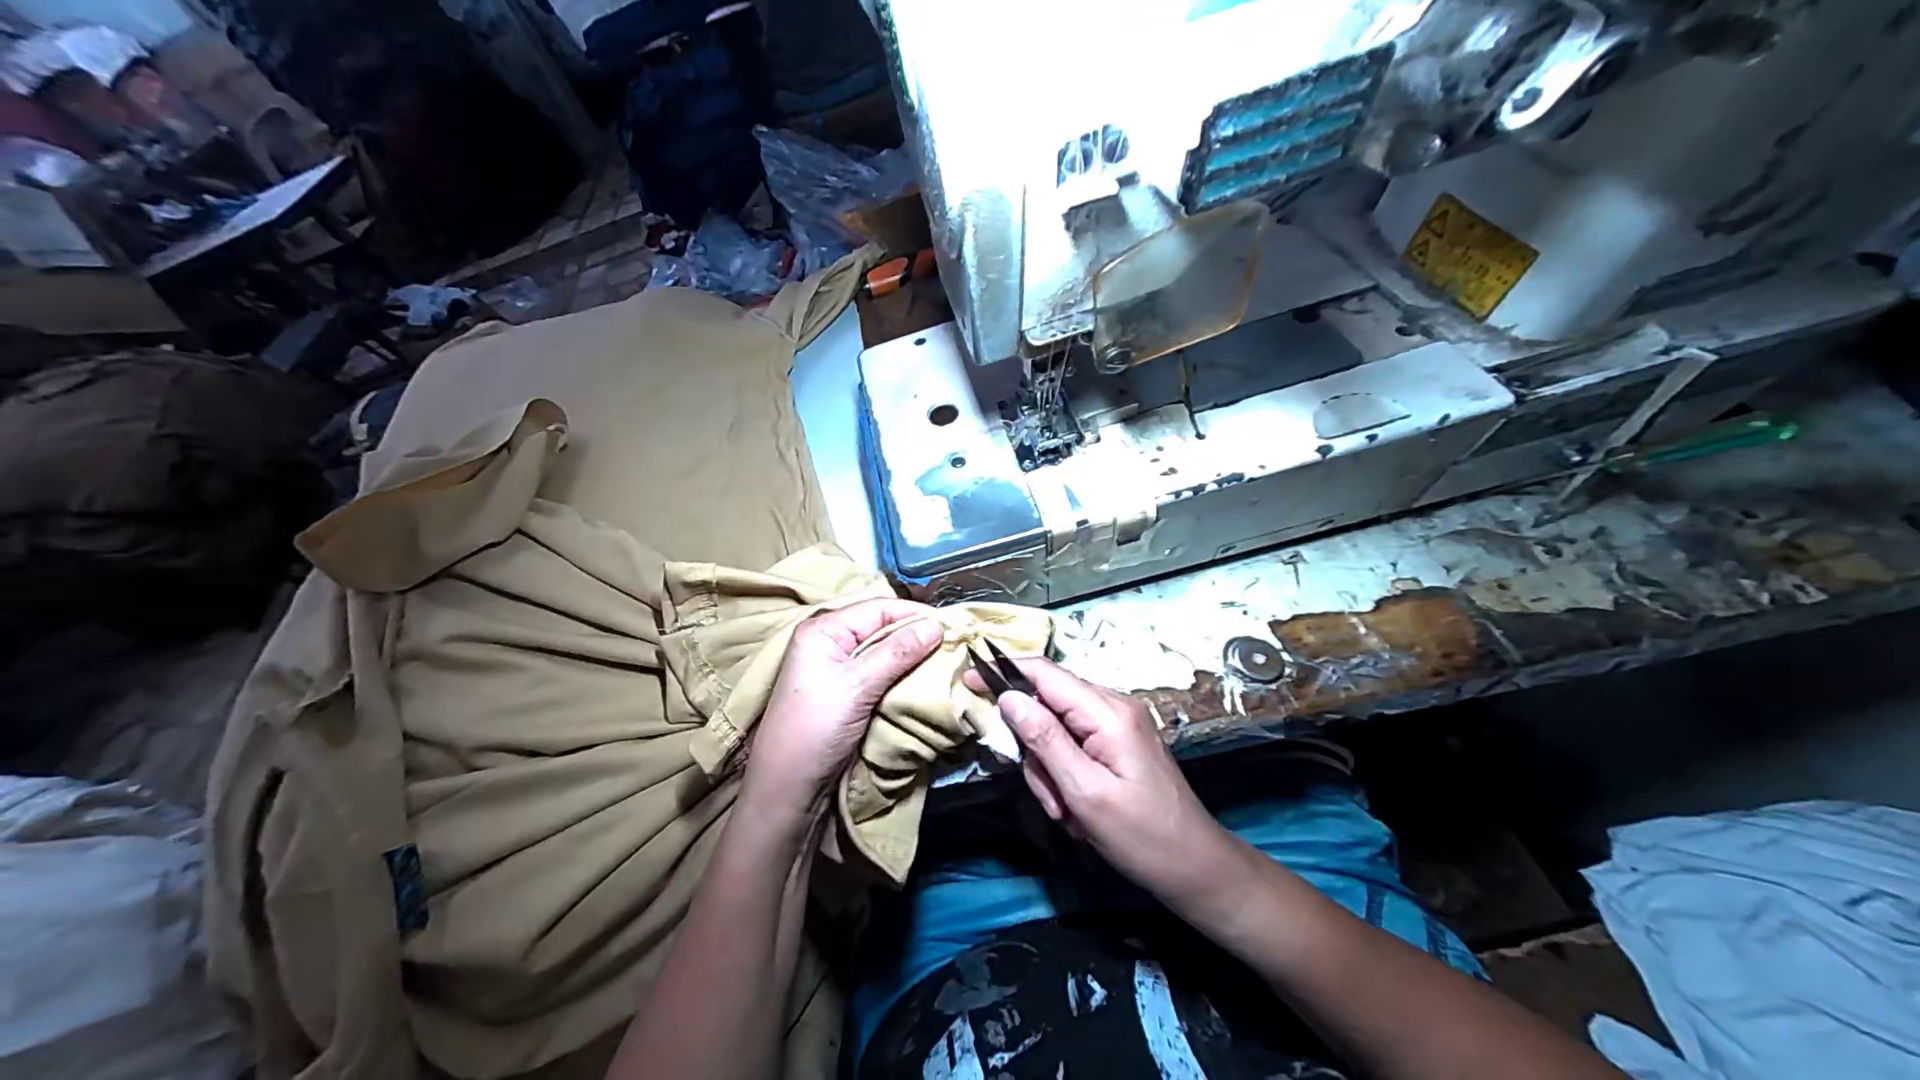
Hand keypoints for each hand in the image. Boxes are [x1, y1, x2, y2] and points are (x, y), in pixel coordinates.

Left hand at [743, 598, 943, 823]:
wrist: (789, 789)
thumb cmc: (815, 730)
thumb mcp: (857, 686)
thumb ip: (897, 652)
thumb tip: (936, 625)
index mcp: (823, 629)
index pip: (879, 608)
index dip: (915, 614)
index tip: (953, 625)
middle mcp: (829, 641)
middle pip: (882, 626)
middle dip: (916, 633)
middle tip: (953, 644)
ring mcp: (837, 667)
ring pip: (884, 649)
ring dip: (912, 654)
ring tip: (944, 660)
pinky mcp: (846, 691)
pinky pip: (880, 671)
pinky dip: (902, 672)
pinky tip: (923, 678)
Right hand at [964, 658, 1249, 913]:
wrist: (1194, 868)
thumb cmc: (1142, 835)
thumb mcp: (1084, 791)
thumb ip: (1044, 739)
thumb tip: (1009, 696)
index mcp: (1108, 711)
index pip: (1045, 673)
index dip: (1004, 671)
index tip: (969, 679)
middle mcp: (1113, 706)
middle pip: (1047, 704)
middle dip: (1035, 750)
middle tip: (1050, 796)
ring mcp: (1117, 724)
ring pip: (1055, 730)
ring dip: (1050, 772)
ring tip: (1069, 811)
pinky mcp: (1117, 742)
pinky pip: (1073, 745)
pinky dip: (1065, 775)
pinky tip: (1078, 809)